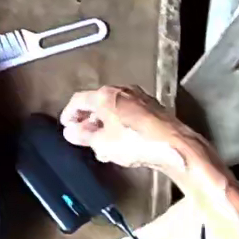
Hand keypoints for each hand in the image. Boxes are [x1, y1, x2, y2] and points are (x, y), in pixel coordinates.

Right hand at [60, 85, 218, 179]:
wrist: (173, 146)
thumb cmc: (136, 141)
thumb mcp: (101, 143)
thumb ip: (83, 136)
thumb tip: (72, 132)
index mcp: (105, 95)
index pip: (79, 100)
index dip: (69, 113)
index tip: (66, 123)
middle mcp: (122, 91)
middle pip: (97, 102)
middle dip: (88, 119)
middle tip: (81, 133)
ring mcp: (139, 98)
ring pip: (114, 108)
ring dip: (104, 123)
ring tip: (100, 142)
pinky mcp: (153, 109)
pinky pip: (129, 113)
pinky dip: (120, 124)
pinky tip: (120, 141)